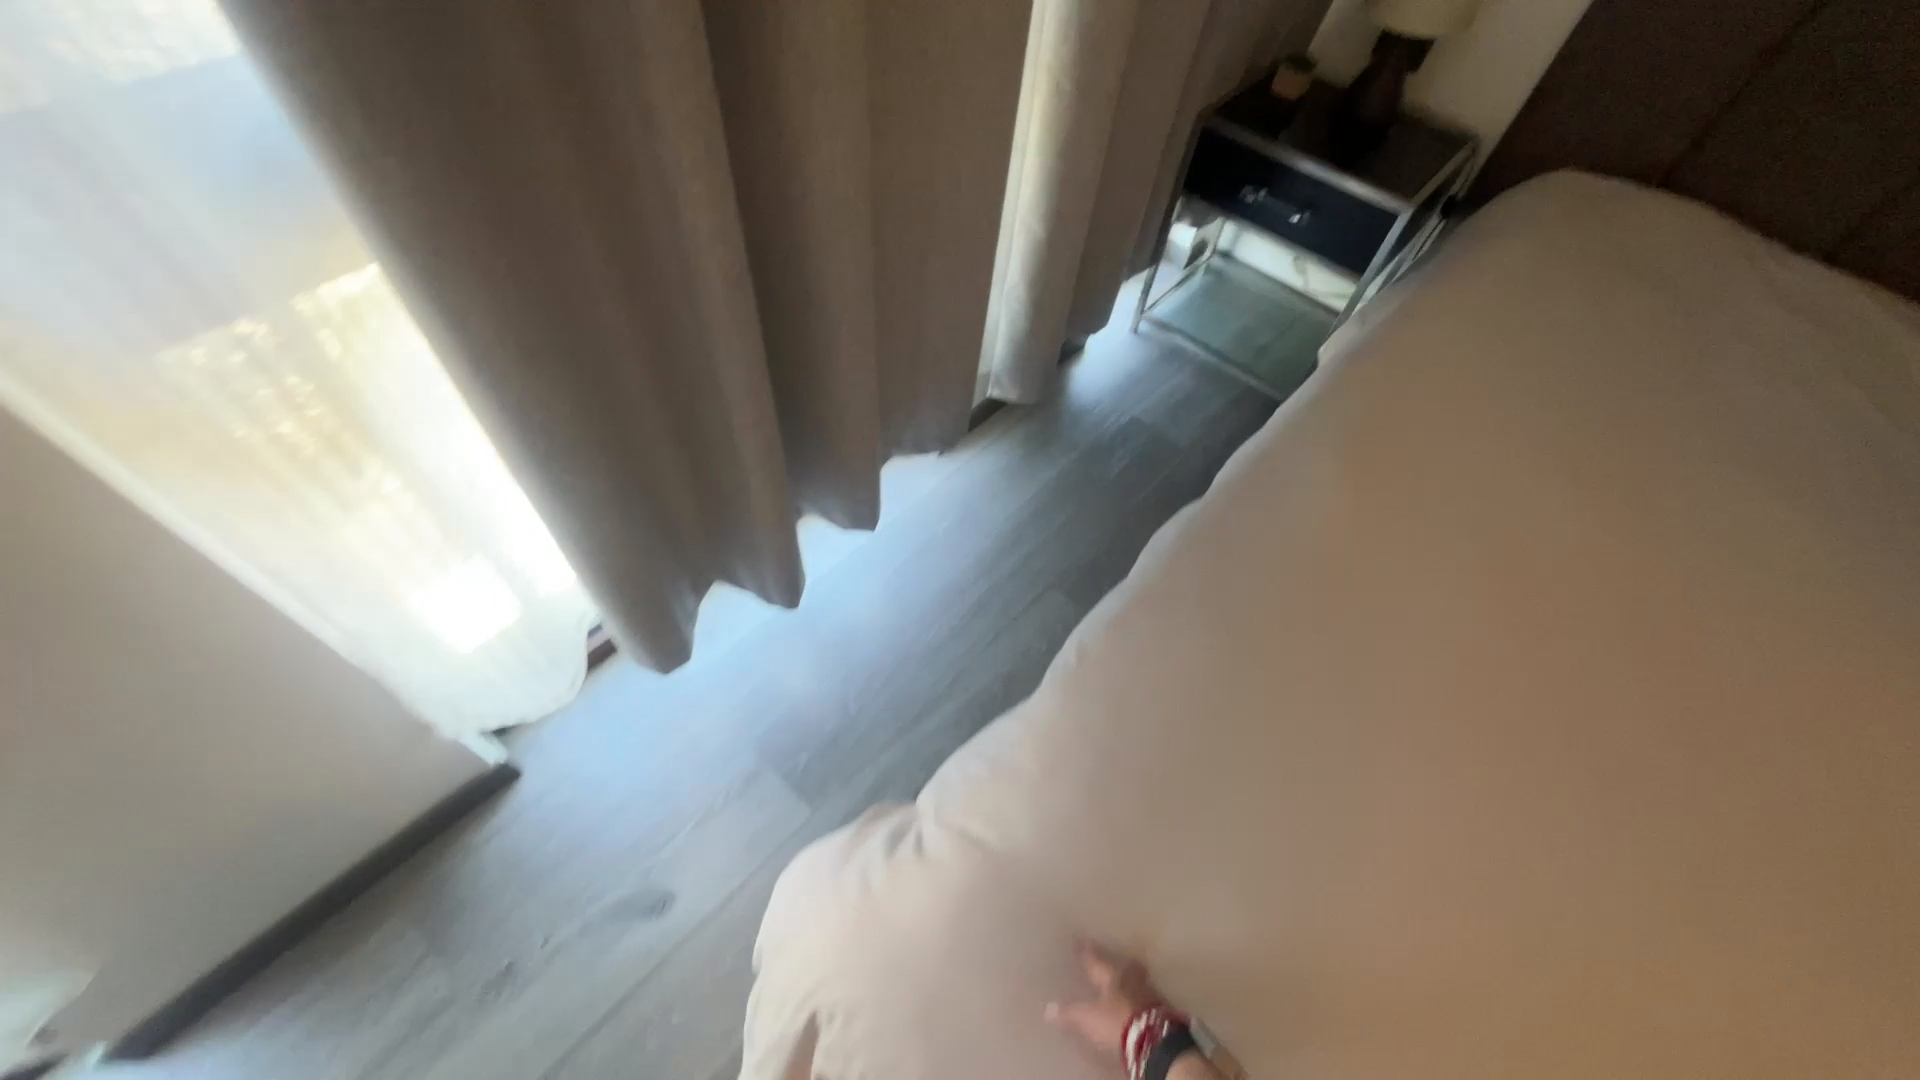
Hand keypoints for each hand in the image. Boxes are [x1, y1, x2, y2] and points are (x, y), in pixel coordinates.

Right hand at [1044, 939, 1162, 1064]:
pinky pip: (1147, 992)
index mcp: (1110, 973)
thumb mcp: (1089, 1018)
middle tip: (1108, 954)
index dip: (1085, 949)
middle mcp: (1130, 975)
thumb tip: (1048, 1009)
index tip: (1079, 937)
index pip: (1094, 957)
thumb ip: (1070, 1012)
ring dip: (1129, 975)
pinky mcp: (1161, 1006)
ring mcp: (1148, 989)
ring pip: (1136, 975)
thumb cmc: (1117, 1021)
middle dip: (1113, 958)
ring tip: (1123, 975)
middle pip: (1121, 962)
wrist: (1155, 1038)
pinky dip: (1140, 992)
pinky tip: (1137, 997)